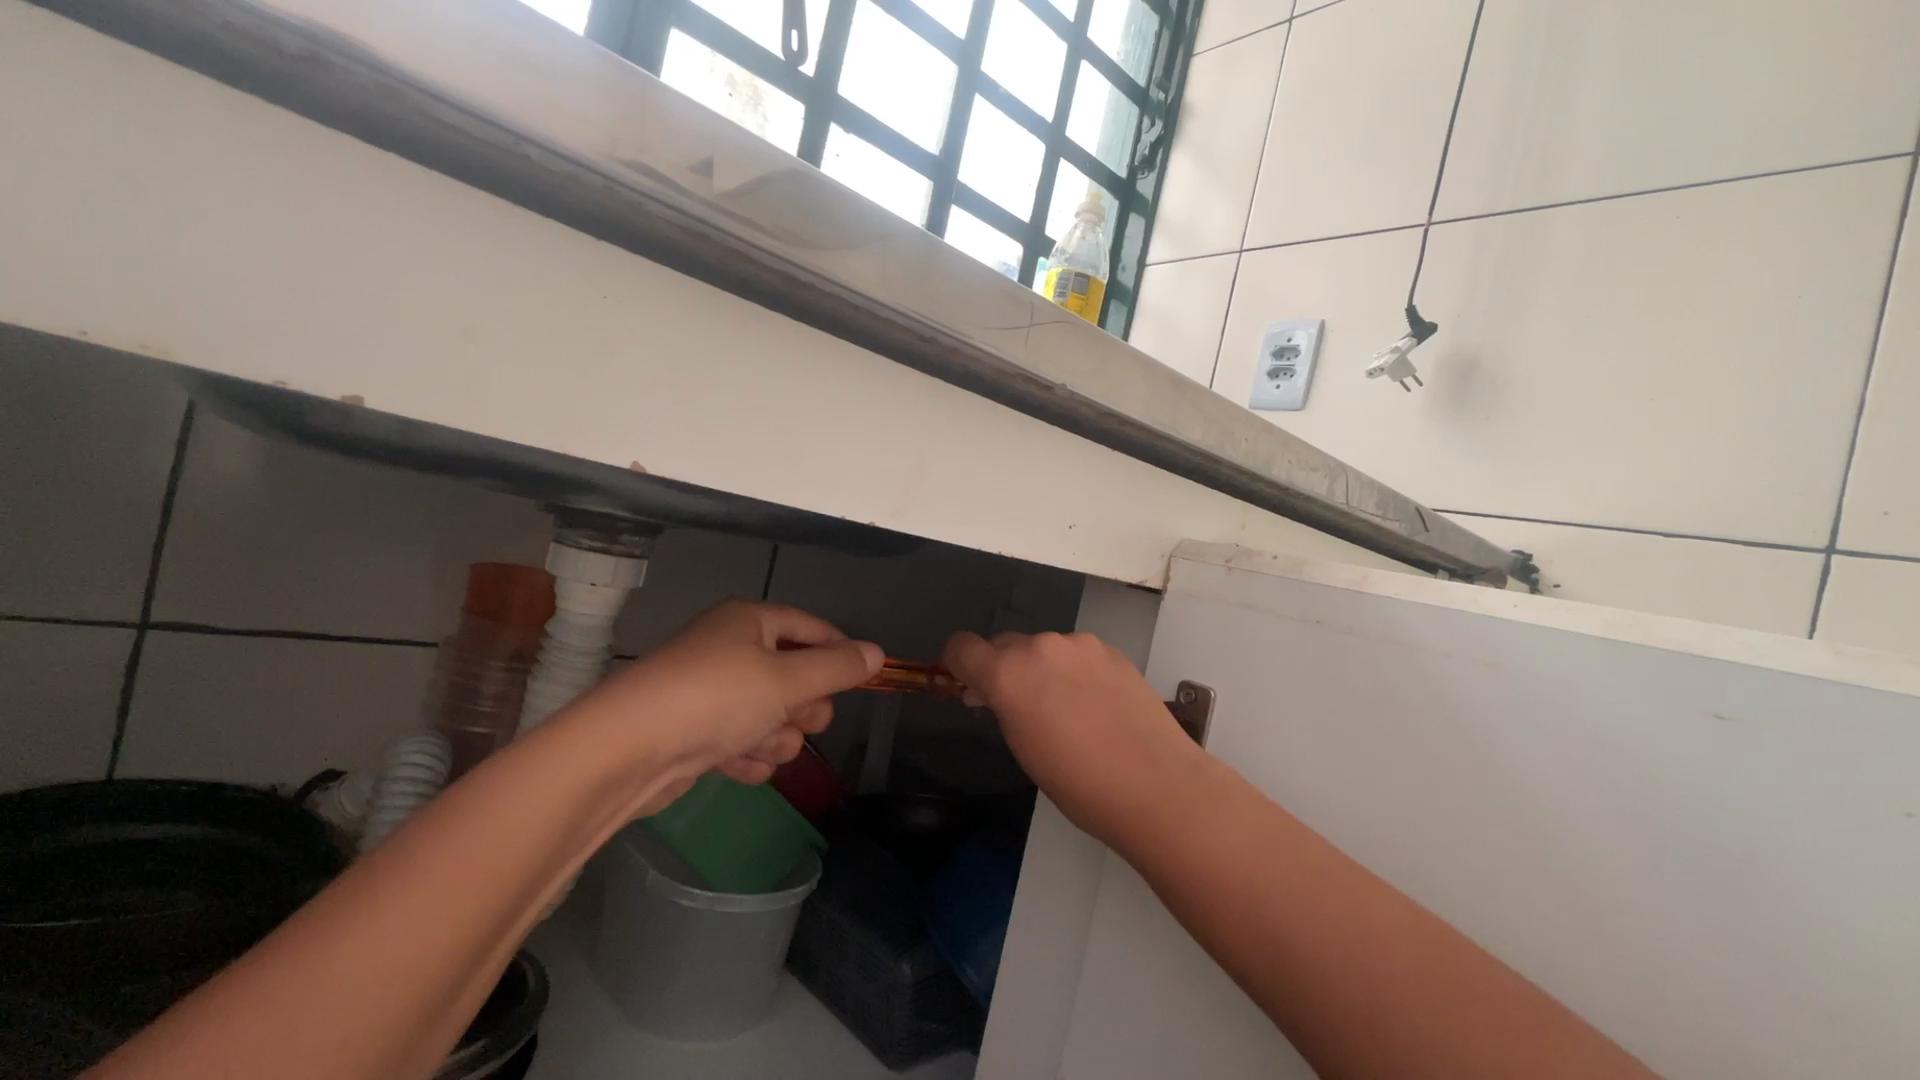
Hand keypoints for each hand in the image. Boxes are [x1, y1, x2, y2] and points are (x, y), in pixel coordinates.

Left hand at [568, 601, 881, 806]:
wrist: (630, 750)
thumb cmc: (715, 698)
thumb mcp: (787, 680)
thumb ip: (836, 669)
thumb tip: (876, 653)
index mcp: (748, 622)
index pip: (809, 628)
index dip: (839, 652)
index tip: (863, 681)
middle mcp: (729, 650)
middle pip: (792, 675)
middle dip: (804, 705)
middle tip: (804, 720)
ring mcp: (710, 693)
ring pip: (770, 714)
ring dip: (777, 737)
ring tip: (764, 747)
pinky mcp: (695, 732)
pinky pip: (741, 741)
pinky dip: (748, 756)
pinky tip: (741, 766)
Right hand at [941, 631, 1203, 843]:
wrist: (1155, 784)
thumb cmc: (1079, 782)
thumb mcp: (1023, 748)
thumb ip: (1002, 707)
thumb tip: (993, 692)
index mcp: (1008, 673)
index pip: (963, 647)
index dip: (956, 664)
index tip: (963, 684)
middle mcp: (1041, 647)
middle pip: (1005, 645)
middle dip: (1003, 670)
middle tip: (1016, 708)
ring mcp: (1080, 645)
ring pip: (1044, 650)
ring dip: (1041, 670)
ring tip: (1065, 712)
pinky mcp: (1112, 652)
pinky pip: (1077, 655)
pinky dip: (1074, 672)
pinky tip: (1094, 706)